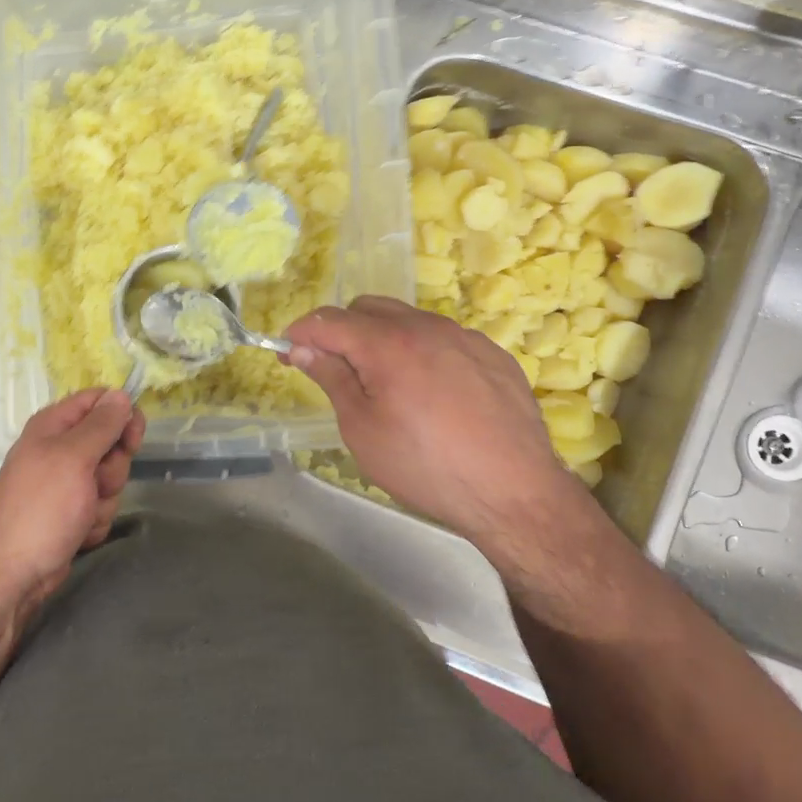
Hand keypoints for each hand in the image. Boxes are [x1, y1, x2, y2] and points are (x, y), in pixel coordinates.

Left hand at [0, 388, 145, 599]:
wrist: (17, 571)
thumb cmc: (43, 508)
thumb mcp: (74, 458)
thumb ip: (101, 425)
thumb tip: (120, 394)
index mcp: (52, 425)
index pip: (98, 401)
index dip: (120, 415)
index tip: (133, 438)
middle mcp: (58, 449)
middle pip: (110, 443)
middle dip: (111, 469)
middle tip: (94, 483)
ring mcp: (65, 483)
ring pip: (110, 478)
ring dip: (103, 499)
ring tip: (80, 514)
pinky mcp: (72, 511)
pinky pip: (101, 506)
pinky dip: (94, 520)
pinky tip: (77, 532)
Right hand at [283, 296, 594, 550]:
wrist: (514, 493)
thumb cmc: (424, 466)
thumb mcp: (362, 429)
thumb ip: (332, 379)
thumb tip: (304, 349)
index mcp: (388, 343)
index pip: (330, 320)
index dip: (301, 332)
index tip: (287, 353)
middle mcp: (428, 327)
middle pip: (369, 308)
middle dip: (342, 331)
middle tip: (334, 370)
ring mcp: (466, 338)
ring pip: (409, 320)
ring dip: (383, 340)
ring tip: (383, 385)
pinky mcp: (494, 356)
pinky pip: (444, 339)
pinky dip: (422, 353)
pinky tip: (429, 394)